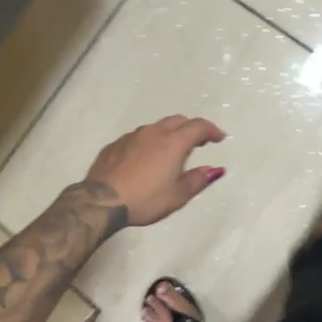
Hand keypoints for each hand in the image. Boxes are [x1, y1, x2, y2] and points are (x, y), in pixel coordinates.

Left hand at [79, 115, 226, 226]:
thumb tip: (215, 169)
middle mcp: (153, 132)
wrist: (102, 200)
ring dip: (168, 134)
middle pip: (177, 121)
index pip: (198, 126)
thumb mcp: (177, 195)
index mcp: (172, 142)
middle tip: (199, 142)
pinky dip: (148, 143)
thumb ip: (198, 179)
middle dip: (191, 128)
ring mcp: (132, 136)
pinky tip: (146, 159)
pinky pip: (138, 137)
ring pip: (156, 127)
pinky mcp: (115, 144)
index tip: (219, 138)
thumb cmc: (145, 199)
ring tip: (172, 151)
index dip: (211, 130)